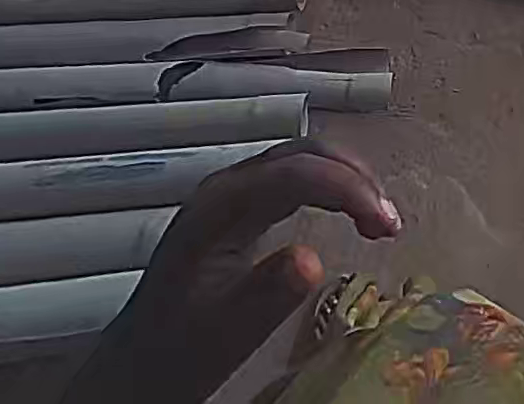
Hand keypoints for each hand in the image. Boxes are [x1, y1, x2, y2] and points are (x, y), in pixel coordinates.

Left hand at [62, 139, 400, 403]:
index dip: (346, 188)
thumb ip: (265, 295)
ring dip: (348, 179)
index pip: (296, 173)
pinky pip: (298, 177)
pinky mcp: (244, 206)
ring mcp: (236, 192)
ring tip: (380, 217)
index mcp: (220, 206)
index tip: (385, 225)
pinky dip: (334, 188)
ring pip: (304, 159)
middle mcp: (229, 185)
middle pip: (303, 152)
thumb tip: (314, 259)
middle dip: (354, 177)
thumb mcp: (221, 335)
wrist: (134, 370)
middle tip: (389, 220)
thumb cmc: (175, 355)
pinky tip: (351, 209)